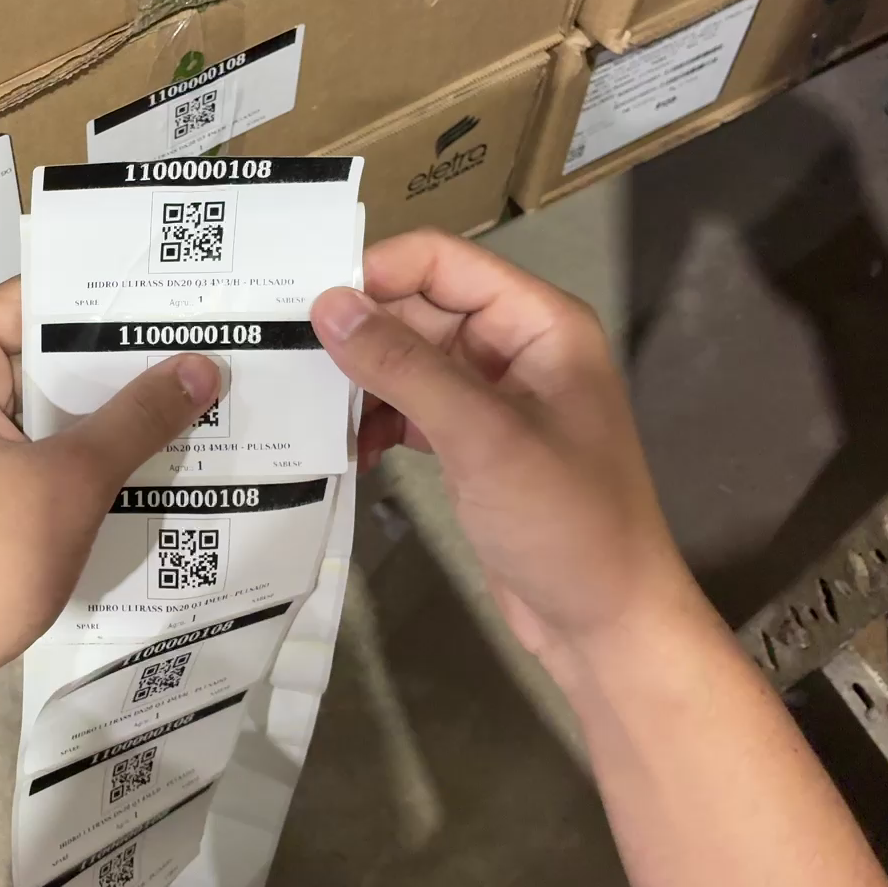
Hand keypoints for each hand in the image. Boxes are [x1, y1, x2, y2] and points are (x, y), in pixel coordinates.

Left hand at [0, 280, 220, 692]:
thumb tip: (203, 366)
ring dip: (100, 410)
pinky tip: (140, 453)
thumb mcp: (68, 481)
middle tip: (197, 344)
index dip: (101, 297)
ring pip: (36, 407)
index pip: (28, 301)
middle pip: (34, 354)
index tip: (171, 296)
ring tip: (186, 392)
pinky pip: (25, 449)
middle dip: (113, 359)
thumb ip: (136, 417)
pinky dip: (74, 450)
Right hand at [310, 230, 694, 657]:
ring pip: (402, 360)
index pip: (439, 262)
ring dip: (359, 382)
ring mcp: (485, 395)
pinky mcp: (465, 437)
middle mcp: (508, 347)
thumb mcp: (481, 435)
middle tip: (286, 357)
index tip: (307, 304)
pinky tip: (352, 451)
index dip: (375, 272)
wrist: (602, 624)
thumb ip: (402, 365)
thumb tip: (325, 305)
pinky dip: (374, 421)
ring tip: (313, 410)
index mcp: (534, 323)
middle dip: (356, 333)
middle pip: (413, 310)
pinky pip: (404, 405)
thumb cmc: (563, 522)